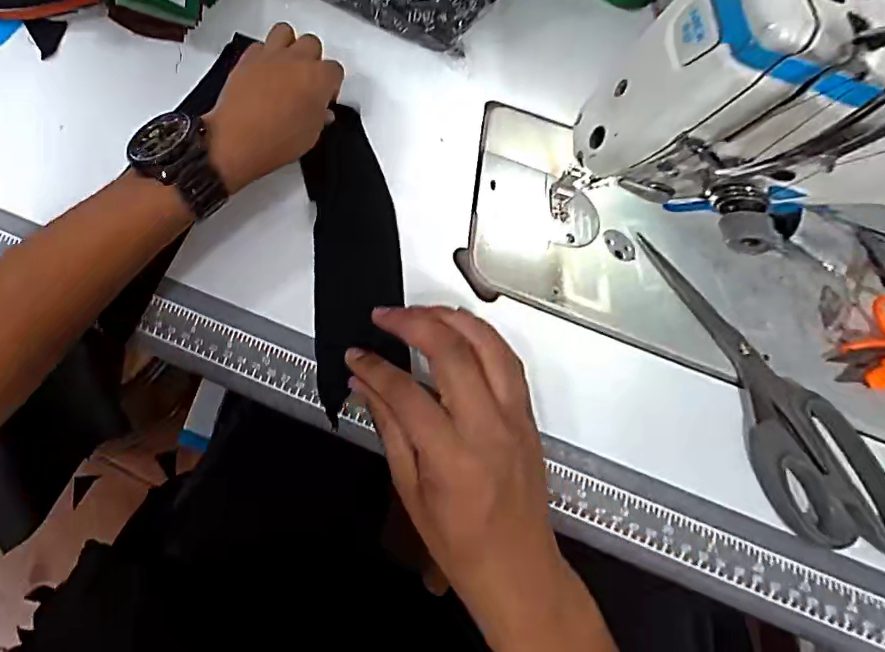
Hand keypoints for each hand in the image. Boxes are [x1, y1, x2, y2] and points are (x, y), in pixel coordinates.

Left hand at [203, 23, 343, 191]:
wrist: (237, 142)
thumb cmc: (275, 140)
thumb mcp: (310, 135)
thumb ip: (319, 115)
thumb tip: (320, 111)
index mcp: (319, 77)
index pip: (335, 70)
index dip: (331, 84)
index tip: (324, 97)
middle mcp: (297, 60)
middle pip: (312, 44)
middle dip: (312, 59)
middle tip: (306, 79)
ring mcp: (270, 57)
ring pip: (285, 31)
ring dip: (288, 44)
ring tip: (286, 62)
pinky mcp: (247, 60)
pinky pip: (258, 46)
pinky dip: (262, 54)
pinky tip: (263, 69)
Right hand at [348, 307, 615, 651]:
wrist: (519, 572)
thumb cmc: (465, 544)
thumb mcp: (410, 489)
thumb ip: (388, 426)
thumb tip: (365, 383)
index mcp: (453, 458)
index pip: (406, 391)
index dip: (374, 365)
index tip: (357, 355)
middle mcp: (488, 430)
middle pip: (451, 352)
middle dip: (411, 322)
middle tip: (384, 317)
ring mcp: (514, 419)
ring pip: (487, 344)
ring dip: (450, 318)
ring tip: (418, 312)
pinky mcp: (527, 415)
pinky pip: (508, 358)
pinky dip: (480, 334)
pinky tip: (458, 328)